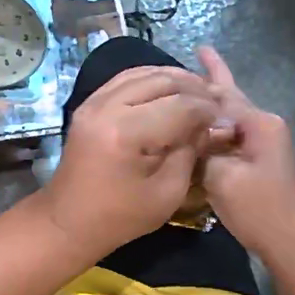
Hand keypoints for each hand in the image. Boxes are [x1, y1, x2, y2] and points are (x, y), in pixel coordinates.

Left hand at [37, 65, 221, 256]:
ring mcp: (94, 101)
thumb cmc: (121, 217)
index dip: (208, 109)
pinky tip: (171, 91)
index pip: (180, 105)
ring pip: (144, 73)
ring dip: (175, 79)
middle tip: (216, 104)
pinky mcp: (90, 103)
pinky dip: (153, 79)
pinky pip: (127, 78)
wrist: (68, 221)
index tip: (226, 119)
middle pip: (163, 81)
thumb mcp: (168, 192)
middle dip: (195, 89)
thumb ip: (192, 150)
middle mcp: (107, 108)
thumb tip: (214, 124)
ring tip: (199, 94)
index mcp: (126, 134)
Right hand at [197, 47, 294, 264]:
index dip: (207, 74)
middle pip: (231, 100)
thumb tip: (188, 132)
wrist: (294, 244)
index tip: (197, 49)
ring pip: (230, 120)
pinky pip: (231, 139)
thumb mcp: (223, 177)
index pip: (225, 93)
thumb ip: (203, 149)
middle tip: (191, 63)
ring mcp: (265, 147)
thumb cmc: (260, 209)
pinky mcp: (259, 166)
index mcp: (259, 124)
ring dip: (210, 107)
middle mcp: (265, 128)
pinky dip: (213, 131)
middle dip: (210, 83)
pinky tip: (197, 132)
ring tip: (187, 92)